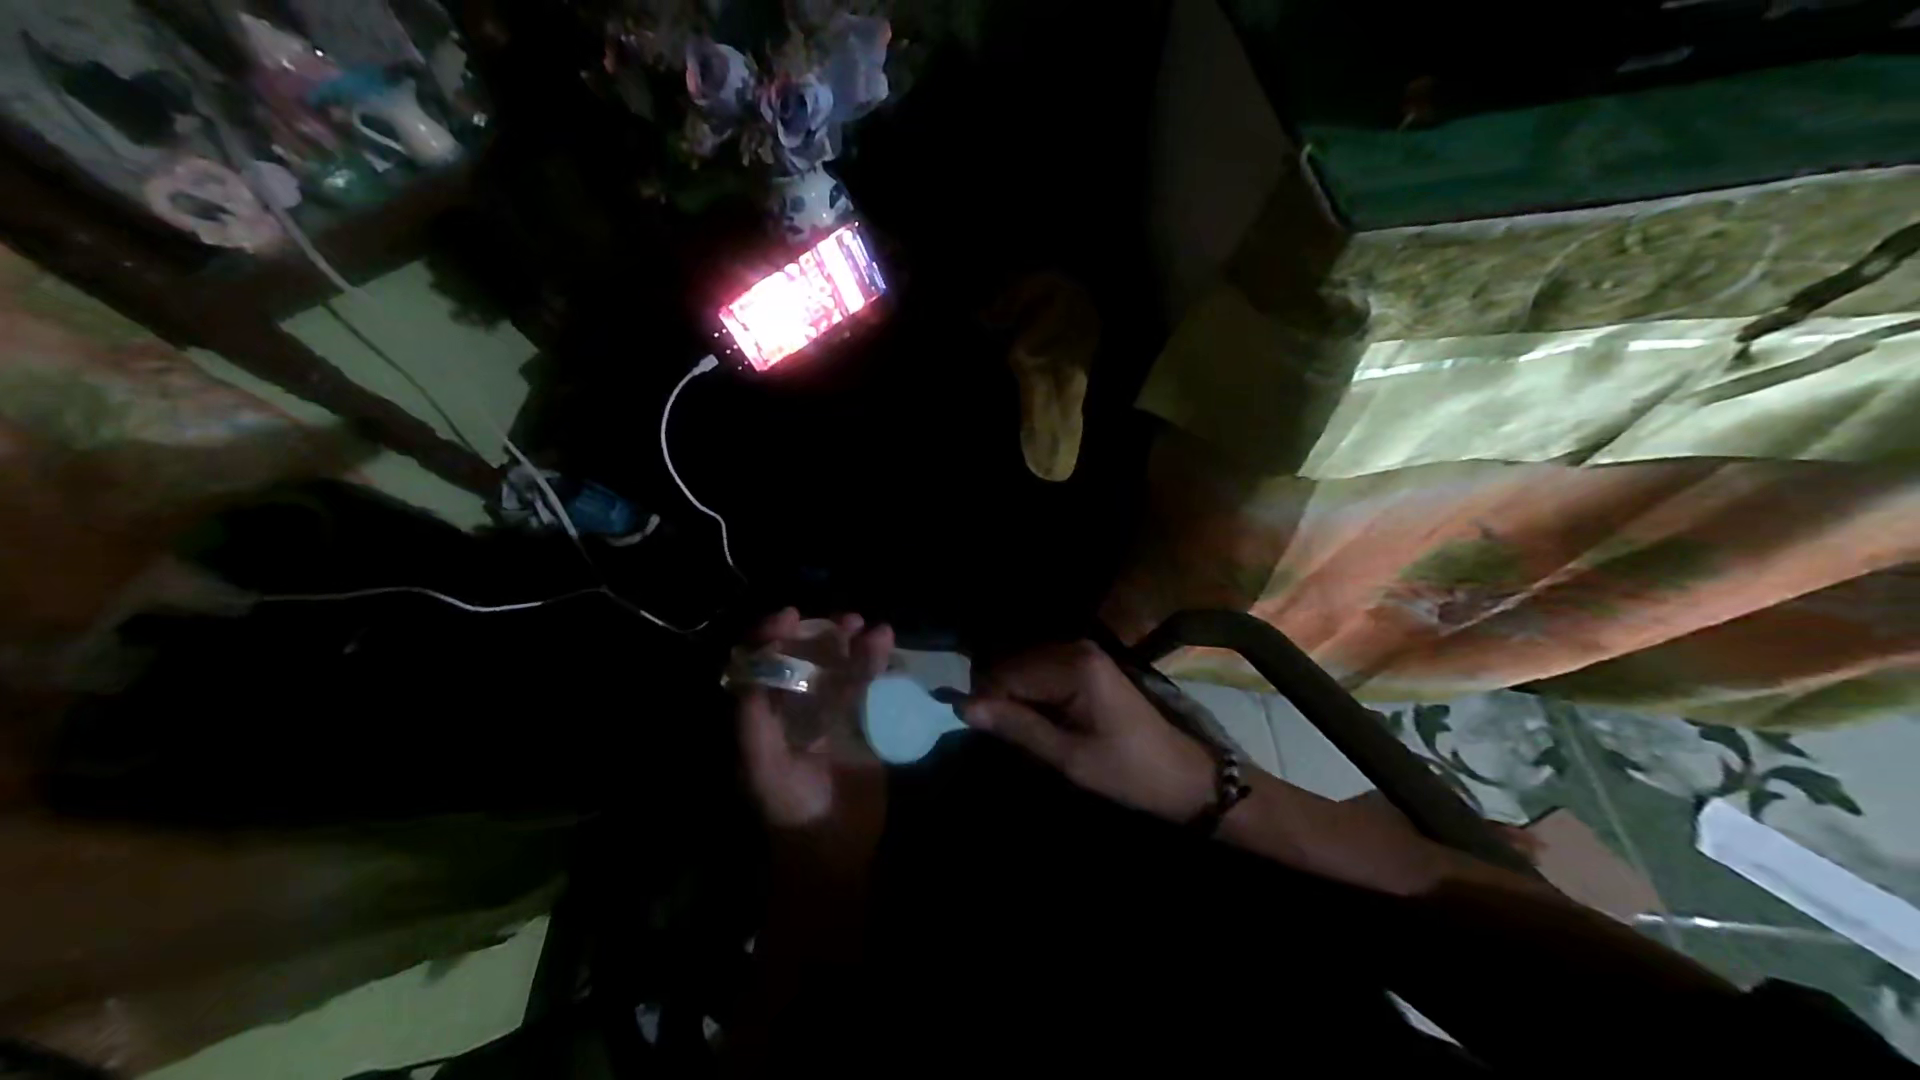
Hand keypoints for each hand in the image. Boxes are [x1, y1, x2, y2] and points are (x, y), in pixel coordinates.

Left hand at [734, 609, 892, 864]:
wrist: (833, 846)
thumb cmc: (788, 806)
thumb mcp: (762, 765)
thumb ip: (753, 720)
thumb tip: (753, 671)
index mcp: (766, 712)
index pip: (764, 662)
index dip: (773, 635)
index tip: (792, 615)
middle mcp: (797, 706)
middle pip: (809, 658)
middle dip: (824, 634)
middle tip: (849, 619)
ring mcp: (833, 714)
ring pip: (843, 669)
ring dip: (858, 647)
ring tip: (878, 631)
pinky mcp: (864, 725)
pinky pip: (870, 689)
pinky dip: (879, 668)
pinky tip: (890, 652)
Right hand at [958, 641, 1215, 822]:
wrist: (1183, 776)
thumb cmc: (1127, 772)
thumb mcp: (1068, 757)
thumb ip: (1017, 727)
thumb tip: (964, 707)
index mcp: (1074, 666)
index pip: (1006, 674)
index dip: (988, 704)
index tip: (987, 736)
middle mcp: (1075, 647)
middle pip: (1013, 665)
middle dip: (1001, 699)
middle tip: (1009, 739)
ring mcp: (1082, 652)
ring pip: (1023, 668)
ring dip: (1015, 698)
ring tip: (1025, 734)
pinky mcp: (1086, 663)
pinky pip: (1041, 671)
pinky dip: (1032, 695)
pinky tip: (1041, 721)